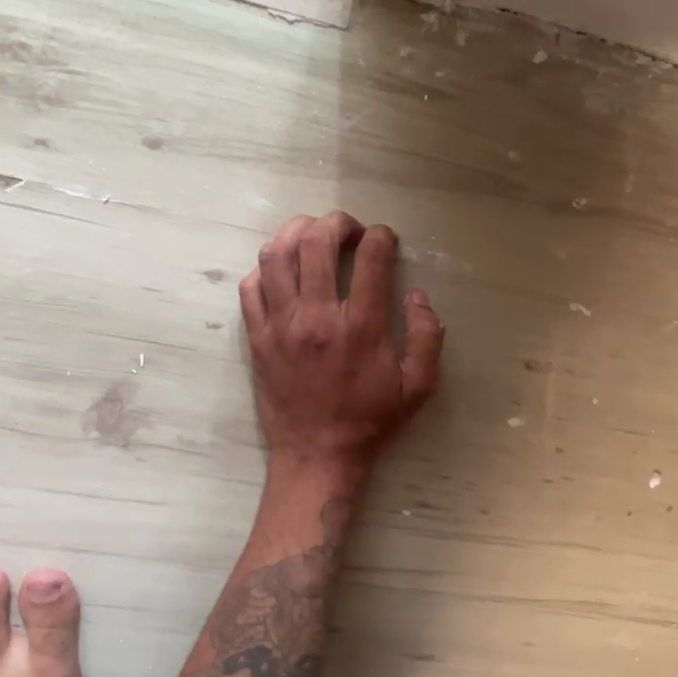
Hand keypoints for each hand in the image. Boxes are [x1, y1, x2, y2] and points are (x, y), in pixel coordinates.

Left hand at [240, 212, 444, 472]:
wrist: (317, 454)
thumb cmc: (370, 420)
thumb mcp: (418, 386)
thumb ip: (427, 337)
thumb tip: (418, 296)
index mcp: (361, 326)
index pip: (370, 257)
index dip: (381, 236)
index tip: (385, 239)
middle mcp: (317, 316)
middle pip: (316, 241)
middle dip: (337, 222)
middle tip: (349, 230)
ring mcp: (281, 325)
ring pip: (275, 255)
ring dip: (295, 233)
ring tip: (311, 236)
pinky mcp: (258, 337)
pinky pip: (250, 287)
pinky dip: (265, 268)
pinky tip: (282, 271)